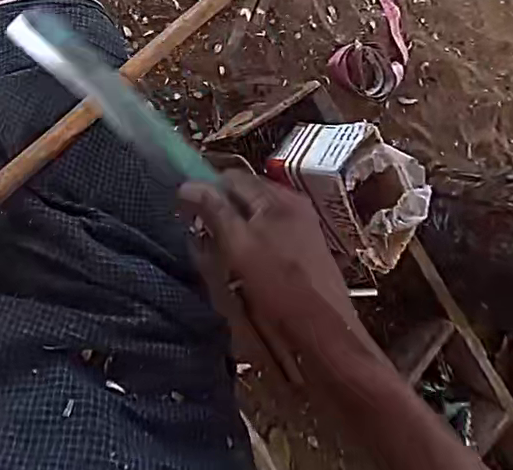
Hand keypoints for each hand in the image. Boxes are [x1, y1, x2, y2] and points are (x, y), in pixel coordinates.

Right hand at [177, 171, 381, 375]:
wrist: (327, 335)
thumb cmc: (280, 290)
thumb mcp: (240, 249)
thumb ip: (214, 212)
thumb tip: (186, 185)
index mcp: (278, 197)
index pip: (232, 177)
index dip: (206, 190)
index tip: (186, 212)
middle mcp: (293, 204)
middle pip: (246, 194)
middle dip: (221, 209)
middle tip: (201, 234)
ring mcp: (303, 225)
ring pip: (257, 214)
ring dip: (236, 227)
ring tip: (220, 253)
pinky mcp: (306, 249)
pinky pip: (270, 232)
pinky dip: (253, 241)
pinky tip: (245, 265)